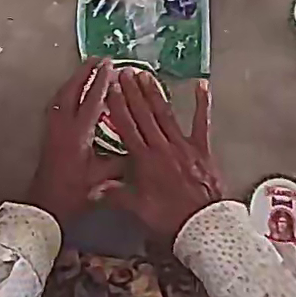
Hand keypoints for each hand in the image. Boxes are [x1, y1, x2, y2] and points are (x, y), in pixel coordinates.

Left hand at [27, 59, 122, 222]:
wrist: (44, 206)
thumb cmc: (74, 194)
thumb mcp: (101, 178)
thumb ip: (120, 161)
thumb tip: (139, 149)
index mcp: (78, 134)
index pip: (92, 101)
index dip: (102, 82)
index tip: (111, 66)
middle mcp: (63, 127)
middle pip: (72, 91)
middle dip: (85, 72)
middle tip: (98, 58)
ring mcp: (53, 129)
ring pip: (63, 96)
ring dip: (75, 80)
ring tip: (88, 69)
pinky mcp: (49, 134)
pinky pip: (58, 104)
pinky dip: (68, 92)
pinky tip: (75, 92)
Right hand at [104, 71, 221, 250]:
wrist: (202, 225)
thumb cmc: (169, 218)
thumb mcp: (138, 209)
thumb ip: (116, 195)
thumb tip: (93, 188)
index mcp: (144, 160)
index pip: (127, 127)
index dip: (118, 105)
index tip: (111, 87)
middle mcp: (162, 147)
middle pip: (144, 115)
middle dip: (133, 92)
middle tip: (126, 72)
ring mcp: (183, 145)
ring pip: (165, 115)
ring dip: (155, 94)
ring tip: (146, 75)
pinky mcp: (202, 149)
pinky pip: (201, 122)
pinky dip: (201, 104)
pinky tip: (201, 85)